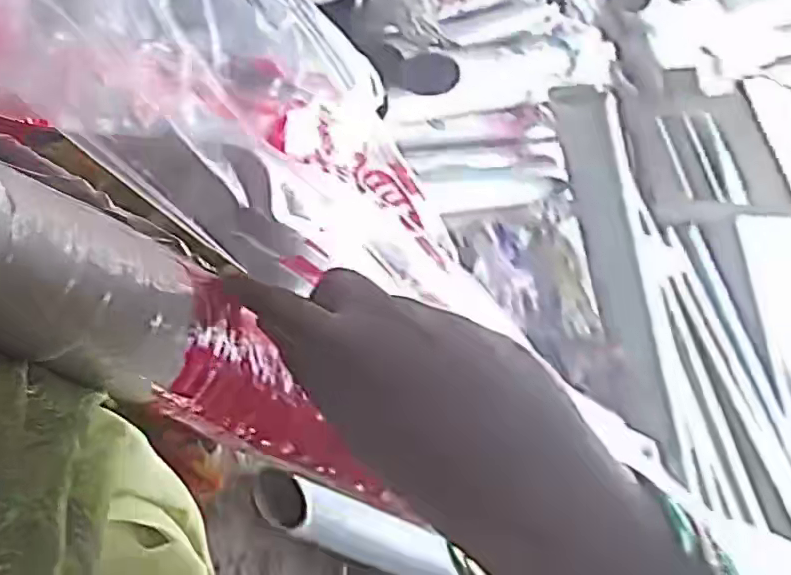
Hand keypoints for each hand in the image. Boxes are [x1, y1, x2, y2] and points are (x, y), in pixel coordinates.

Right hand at [227, 270, 683, 574]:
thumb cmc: (436, 478)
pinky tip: (458, 393)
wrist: (557, 509)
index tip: (232, 281)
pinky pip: (445, 326)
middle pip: (338, 284)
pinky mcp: (492, 332)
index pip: (279, 302)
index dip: (250, 290)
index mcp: (346, 343)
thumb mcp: (353, 427)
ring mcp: (446, 319)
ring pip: (394, 308)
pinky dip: (436, 348)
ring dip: (387, 332)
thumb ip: (312, 371)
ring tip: (411, 385)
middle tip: (339, 347)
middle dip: (329, 307)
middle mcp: (390, 316)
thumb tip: (285, 335)